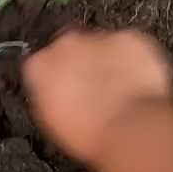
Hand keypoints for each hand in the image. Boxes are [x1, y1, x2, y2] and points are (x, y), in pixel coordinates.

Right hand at [21, 29, 172, 164]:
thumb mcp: (52, 123)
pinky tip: (133, 84)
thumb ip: (48, 97)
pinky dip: (131, 60)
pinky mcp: (128, 38)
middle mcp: (64, 46)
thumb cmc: (89, 133)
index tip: (63, 91)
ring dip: (106, 62)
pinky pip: (127, 45)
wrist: (128, 128)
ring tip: (117, 92)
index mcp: (39, 67)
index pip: (40, 64)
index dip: (54, 79)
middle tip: (92, 90)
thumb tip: (54, 94)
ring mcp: (97, 38)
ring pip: (100, 45)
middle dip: (80, 63)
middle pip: (69, 47)